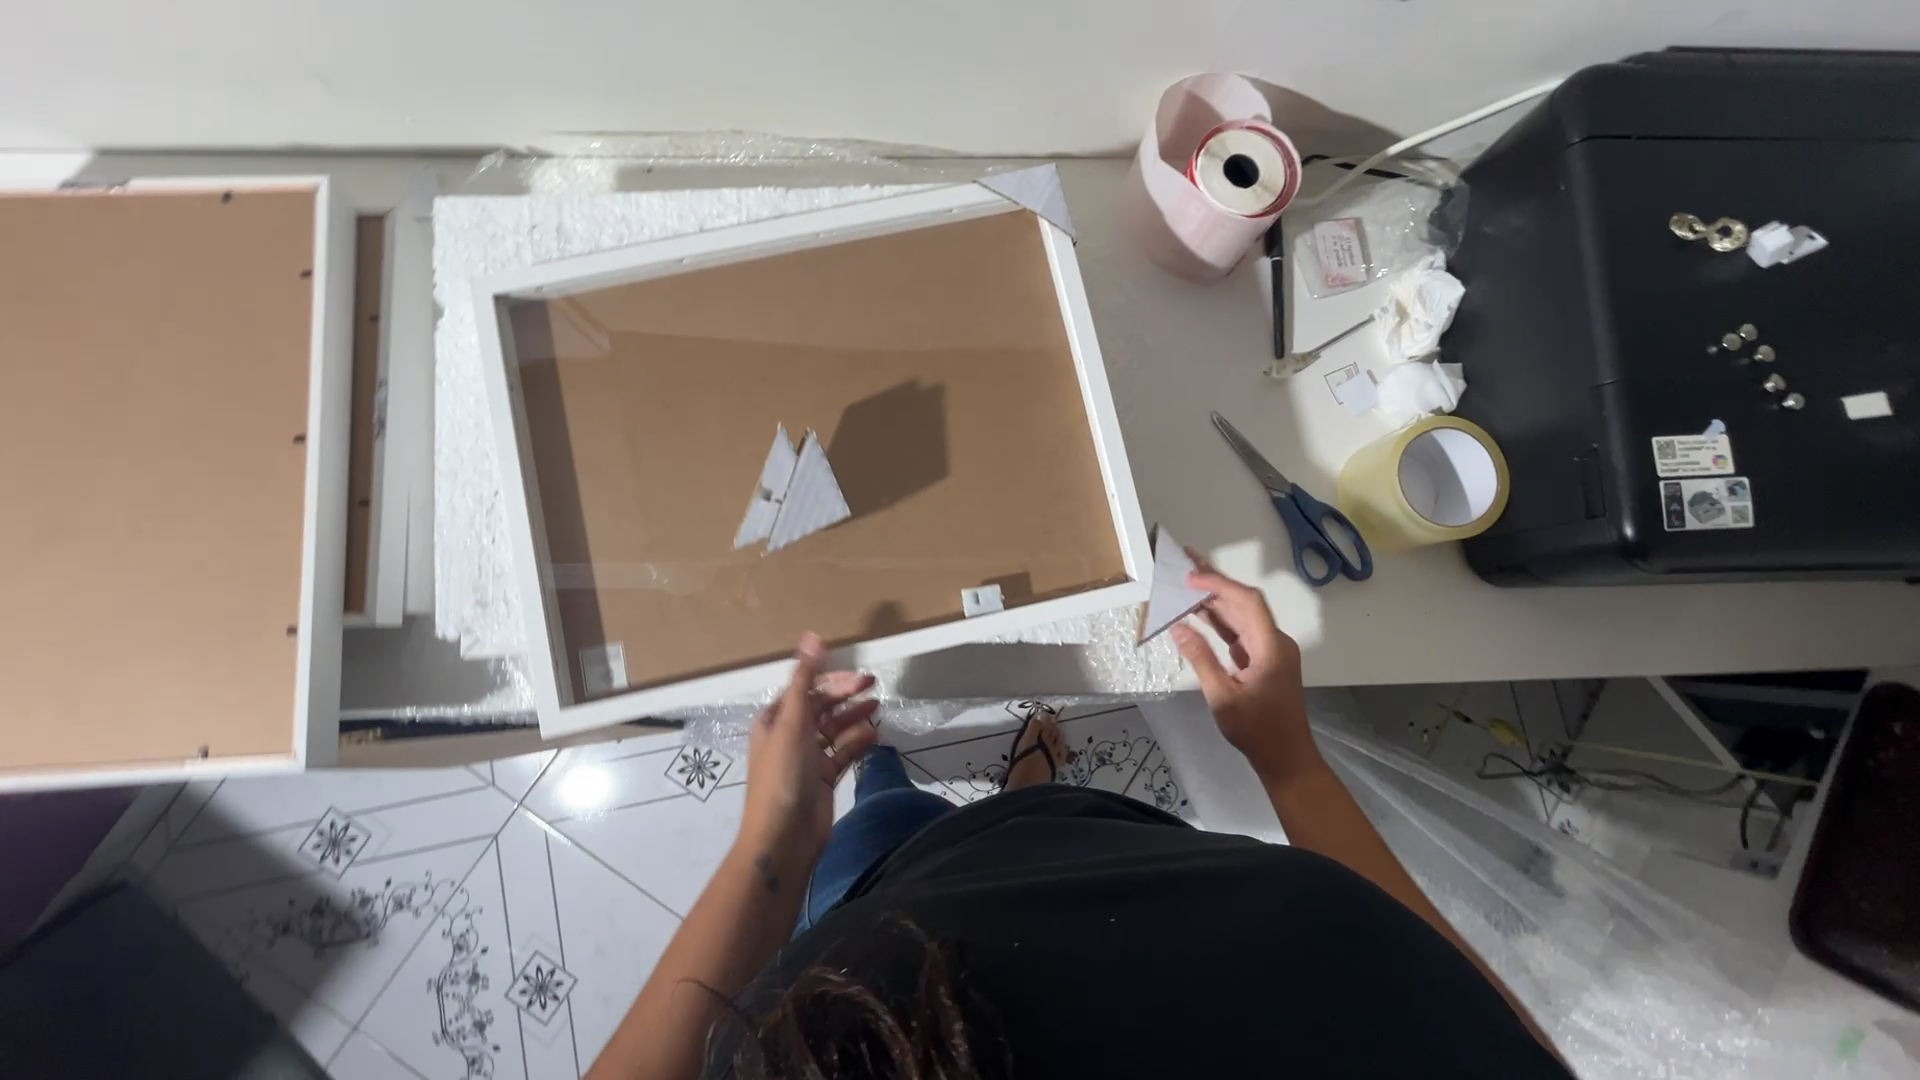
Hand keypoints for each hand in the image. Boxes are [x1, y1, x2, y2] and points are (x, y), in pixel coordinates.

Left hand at [739, 633, 880, 862]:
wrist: (784, 837)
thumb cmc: (782, 775)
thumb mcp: (791, 722)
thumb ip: (804, 680)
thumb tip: (812, 636)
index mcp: (775, 720)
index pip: (805, 689)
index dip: (830, 680)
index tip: (857, 676)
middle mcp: (790, 735)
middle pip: (821, 707)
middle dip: (846, 696)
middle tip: (874, 685)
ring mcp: (808, 757)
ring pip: (835, 729)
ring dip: (855, 718)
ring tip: (879, 708)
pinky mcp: (824, 777)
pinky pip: (844, 752)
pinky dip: (858, 742)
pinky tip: (875, 735)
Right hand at [1169, 553, 1317, 782]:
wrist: (1286, 758)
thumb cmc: (1257, 731)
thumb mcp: (1223, 697)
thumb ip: (1202, 659)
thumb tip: (1178, 628)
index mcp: (1271, 647)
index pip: (1246, 602)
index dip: (1219, 585)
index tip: (1190, 577)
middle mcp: (1274, 642)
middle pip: (1244, 602)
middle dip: (1215, 581)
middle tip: (1186, 561)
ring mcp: (1270, 650)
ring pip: (1241, 615)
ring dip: (1215, 599)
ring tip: (1186, 580)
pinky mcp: (1262, 660)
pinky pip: (1239, 632)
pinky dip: (1219, 620)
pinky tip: (1197, 611)